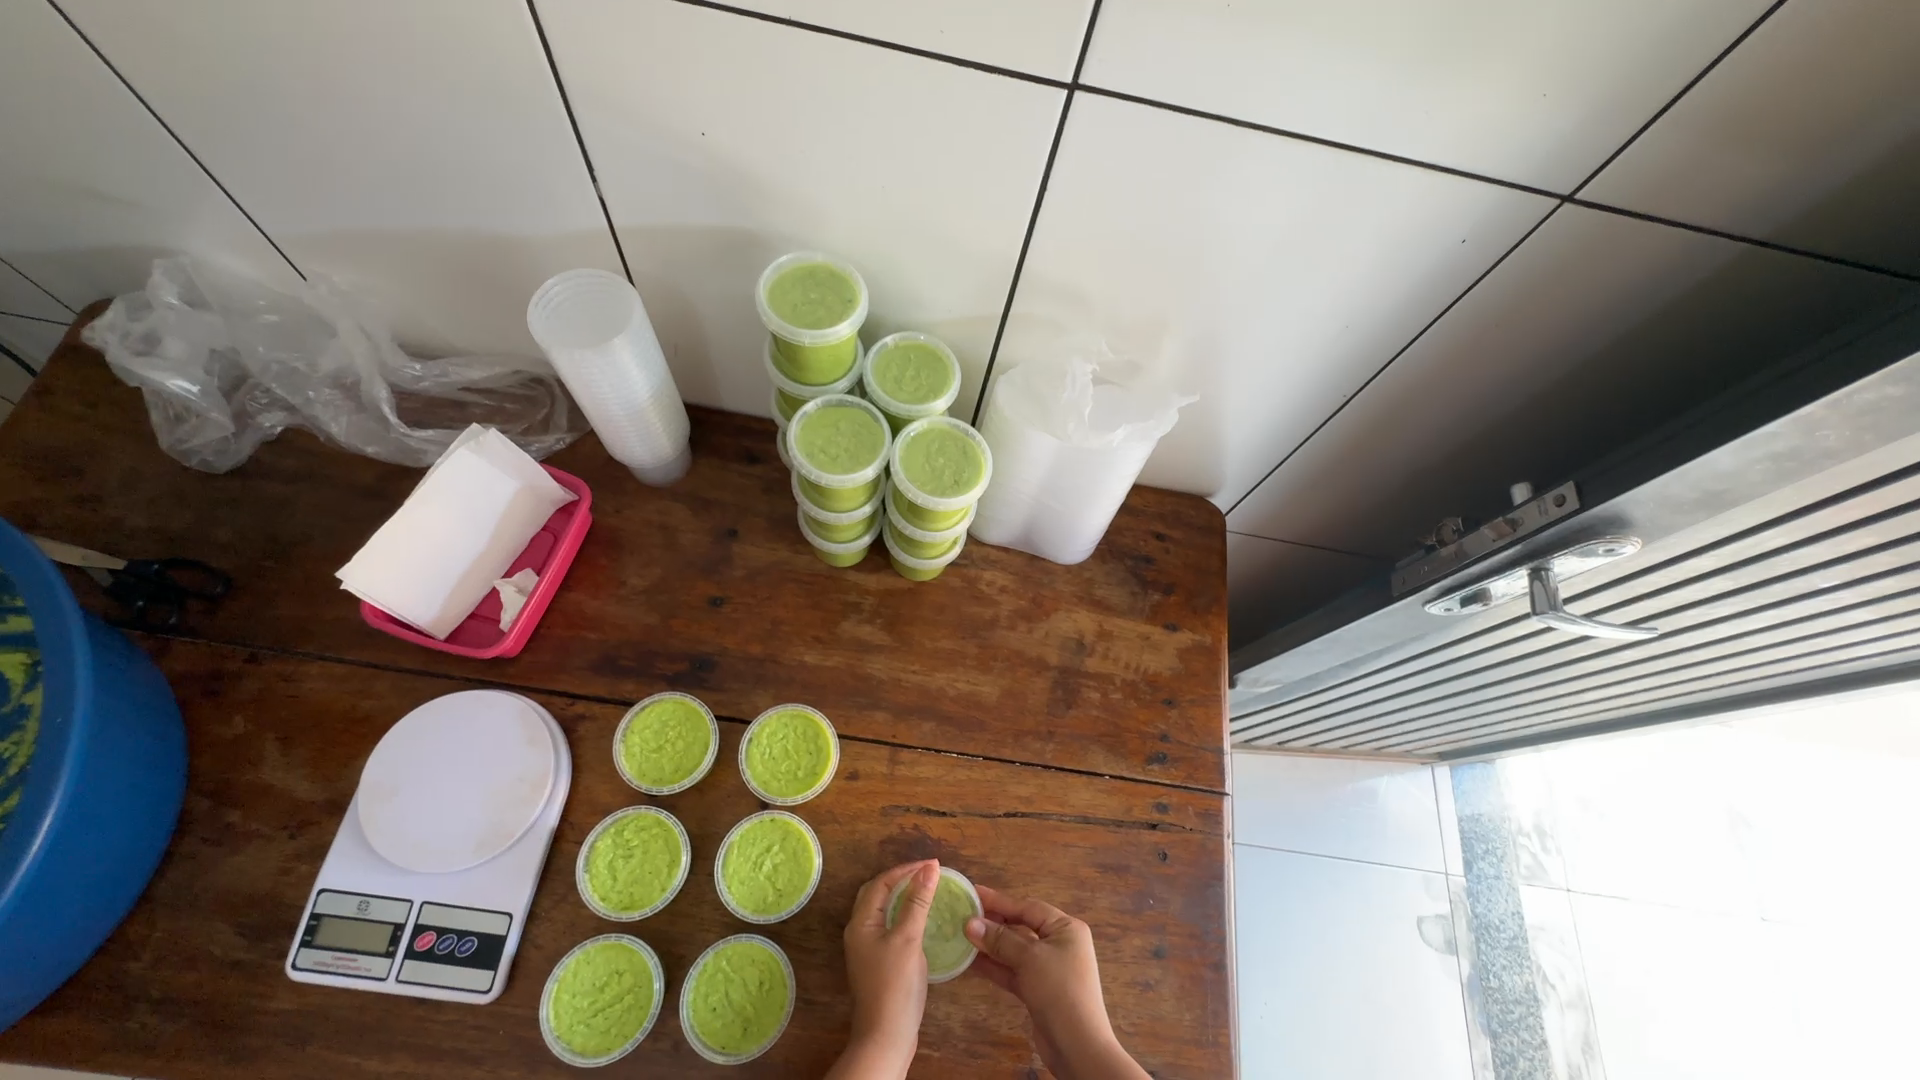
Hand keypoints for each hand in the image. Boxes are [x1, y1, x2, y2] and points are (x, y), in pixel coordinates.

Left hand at [826, 860, 940, 1079]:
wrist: (886, 1036)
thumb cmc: (895, 984)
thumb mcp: (908, 938)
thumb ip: (917, 902)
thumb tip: (928, 868)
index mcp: (860, 923)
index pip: (881, 883)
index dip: (906, 870)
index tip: (932, 865)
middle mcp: (859, 932)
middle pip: (876, 894)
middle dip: (900, 879)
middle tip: (926, 873)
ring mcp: (867, 949)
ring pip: (882, 911)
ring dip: (902, 897)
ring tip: (925, 890)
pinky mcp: (878, 963)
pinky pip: (889, 927)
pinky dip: (903, 915)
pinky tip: (919, 920)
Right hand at [965, 886, 1149, 1079]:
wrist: (1078, 1047)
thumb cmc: (1059, 990)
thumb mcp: (1029, 959)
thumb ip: (1000, 940)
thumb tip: (970, 923)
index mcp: (1066, 928)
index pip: (1028, 908)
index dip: (1000, 901)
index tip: (973, 893)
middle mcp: (1059, 944)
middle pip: (1021, 927)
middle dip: (993, 924)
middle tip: (963, 916)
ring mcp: (1049, 968)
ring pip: (1015, 951)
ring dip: (990, 946)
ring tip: (961, 937)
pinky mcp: (1039, 990)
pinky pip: (1013, 971)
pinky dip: (995, 966)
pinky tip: (971, 962)